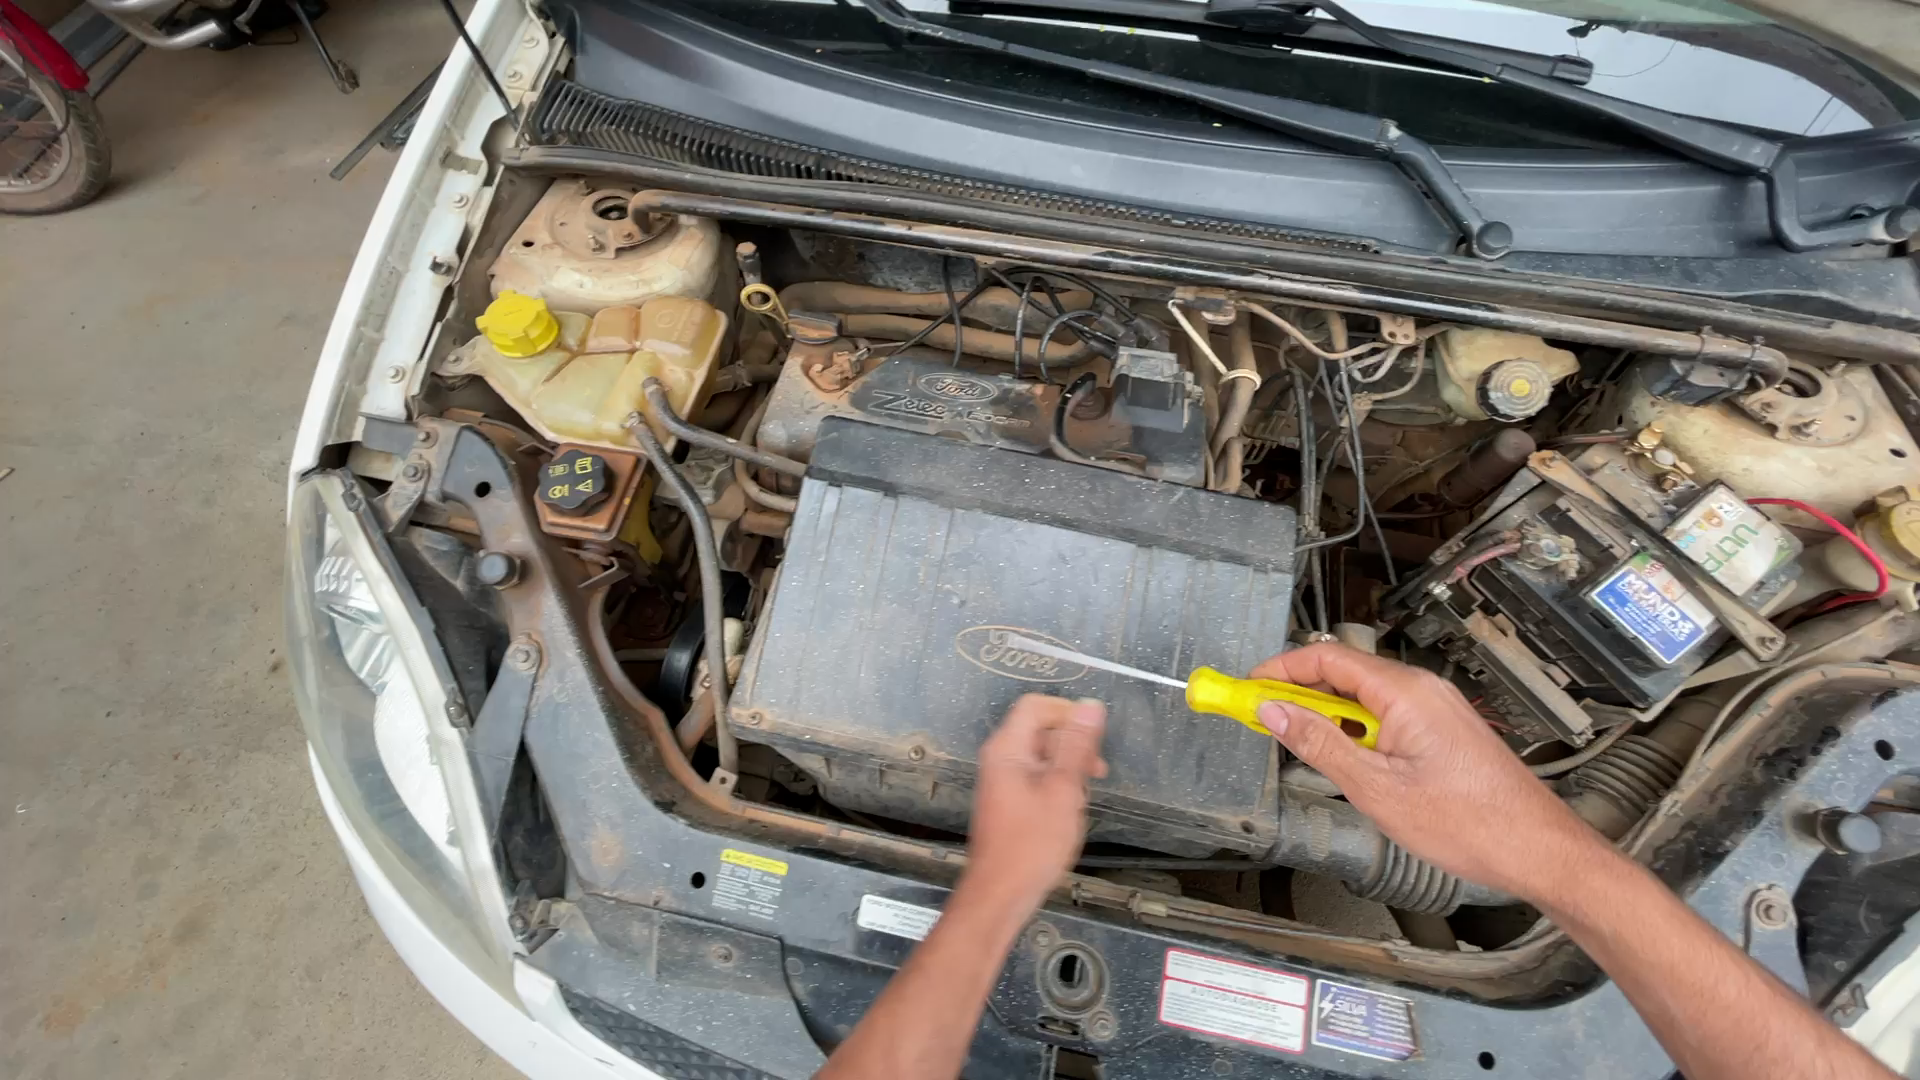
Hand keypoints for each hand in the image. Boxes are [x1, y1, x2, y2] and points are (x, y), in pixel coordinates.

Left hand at [964, 695, 1107, 913]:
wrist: (1001, 893)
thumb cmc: (1030, 845)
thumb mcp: (1063, 790)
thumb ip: (1077, 746)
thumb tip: (1089, 706)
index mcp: (1007, 748)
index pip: (1036, 706)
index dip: (1067, 713)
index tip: (1093, 735)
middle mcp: (1000, 758)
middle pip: (1039, 729)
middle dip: (1072, 743)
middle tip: (1096, 770)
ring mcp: (1002, 779)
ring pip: (1040, 754)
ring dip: (1067, 766)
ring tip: (1085, 793)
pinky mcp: (1008, 798)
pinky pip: (1035, 775)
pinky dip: (1056, 783)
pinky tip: (1070, 807)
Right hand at [1251, 644, 1601, 901]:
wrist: (1544, 854)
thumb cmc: (1470, 824)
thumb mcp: (1375, 788)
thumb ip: (1318, 743)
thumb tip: (1272, 711)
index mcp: (1404, 692)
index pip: (1325, 658)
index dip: (1279, 670)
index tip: (1248, 688)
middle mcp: (1420, 688)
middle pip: (1341, 673)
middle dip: (1296, 692)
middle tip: (1262, 717)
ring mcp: (1434, 707)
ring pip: (1360, 695)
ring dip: (1324, 713)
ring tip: (1299, 743)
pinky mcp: (1441, 727)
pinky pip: (1383, 712)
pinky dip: (1352, 727)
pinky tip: (1345, 757)